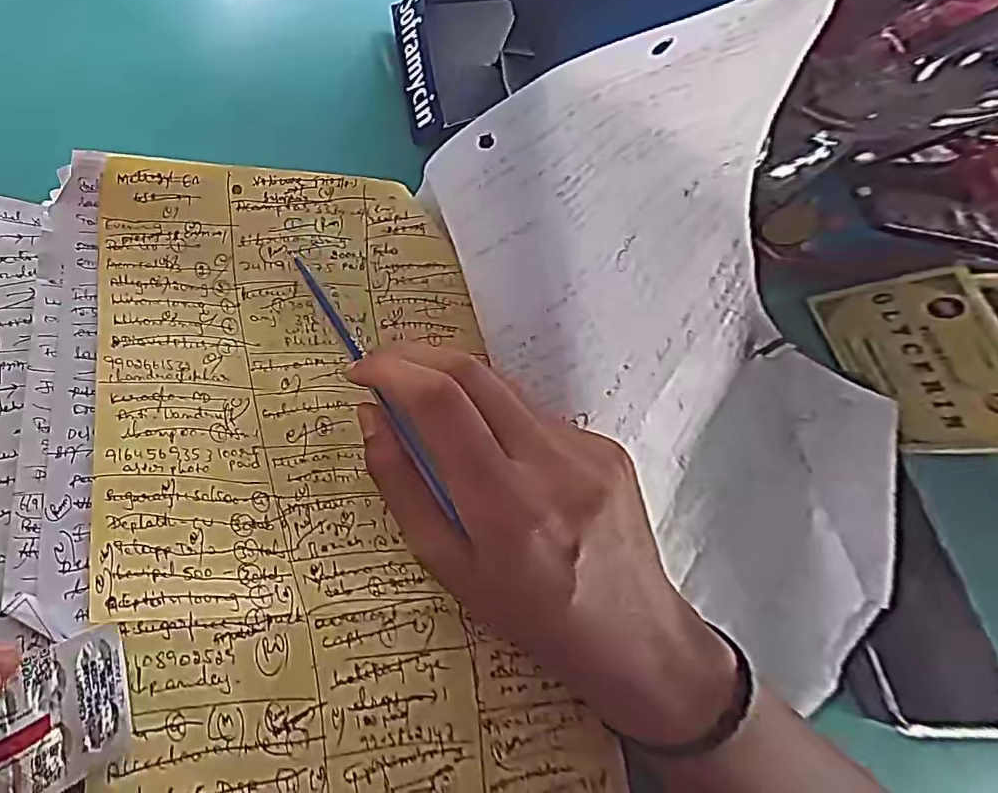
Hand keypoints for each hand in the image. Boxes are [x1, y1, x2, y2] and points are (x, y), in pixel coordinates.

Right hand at [349, 343, 735, 745]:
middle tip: (379, 366)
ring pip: (498, 383)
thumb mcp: (443, 562)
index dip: (391, 371)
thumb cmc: (526, 612)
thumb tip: (371, 415)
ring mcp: (585, 450)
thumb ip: (399, 482)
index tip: (360, 372)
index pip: (439, 403)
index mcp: (504, 507)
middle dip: (411, 355)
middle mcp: (551, 466)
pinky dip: (489, 408)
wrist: (638, 642)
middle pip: (468, 372)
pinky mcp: (605, 444)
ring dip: (447, 377)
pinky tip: (486, 442)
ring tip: (420, 396)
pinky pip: (528, 407)